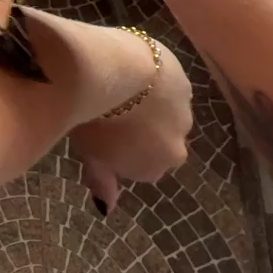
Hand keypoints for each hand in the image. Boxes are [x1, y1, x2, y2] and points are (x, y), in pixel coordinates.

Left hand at [65, 29, 191, 213]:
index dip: (120, 147)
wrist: (110, 72)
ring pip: (168, 111)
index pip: (141, 166)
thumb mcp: (89, 152)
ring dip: (150, 101)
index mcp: (153, 168)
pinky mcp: (183, 79)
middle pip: (159, 140)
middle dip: (141, 127)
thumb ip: (101, 180)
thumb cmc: (93, 118)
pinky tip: (132, 65)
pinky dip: (154, 77)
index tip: (102, 133)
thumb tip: (106, 208)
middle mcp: (177, 145)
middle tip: (109, 107)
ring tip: (120, 83)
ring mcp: (184, 111)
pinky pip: (168, 82)